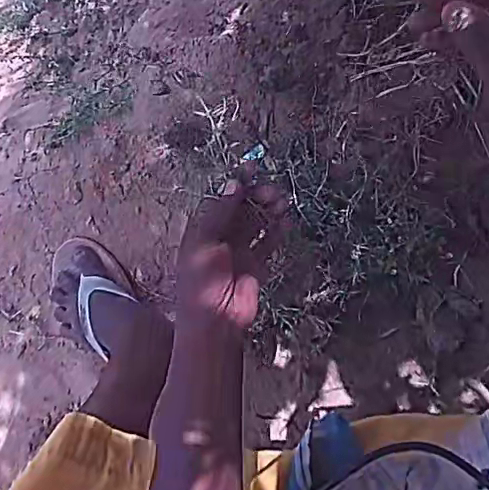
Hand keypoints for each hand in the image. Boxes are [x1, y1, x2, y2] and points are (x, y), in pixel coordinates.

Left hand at [176, 171, 287, 329]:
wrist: (214, 320)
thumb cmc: (201, 280)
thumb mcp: (204, 241)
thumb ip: (219, 212)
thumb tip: (233, 183)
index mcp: (201, 227)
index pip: (219, 198)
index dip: (235, 183)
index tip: (251, 168)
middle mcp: (220, 235)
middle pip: (241, 208)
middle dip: (256, 196)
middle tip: (272, 190)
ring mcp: (238, 250)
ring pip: (256, 222)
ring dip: (269, 210)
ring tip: (283, 201)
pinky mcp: (254, 264)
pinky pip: (267, 242)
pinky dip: (277, 231)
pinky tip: (287, 220)